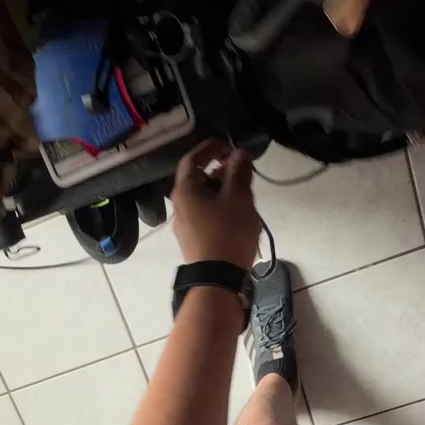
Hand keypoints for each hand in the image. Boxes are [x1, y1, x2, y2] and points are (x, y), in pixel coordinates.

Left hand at [171, 138, 260, 266]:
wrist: (218, 280)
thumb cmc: (227, 233)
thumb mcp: (237, 198)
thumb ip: (238, 172)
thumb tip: (239, 153)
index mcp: (184, 191)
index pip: (192, 159)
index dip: (210, 147)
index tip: (229, 144)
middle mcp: (179, 207)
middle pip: (198, 179)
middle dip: (220, 171)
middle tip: (243, 171)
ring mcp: (185, 227)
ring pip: (203, 199)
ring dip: (222, 190)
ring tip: (245, 193)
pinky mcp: (194, 242)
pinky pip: (206, 215)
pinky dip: (220, 207)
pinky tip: (237, 214)